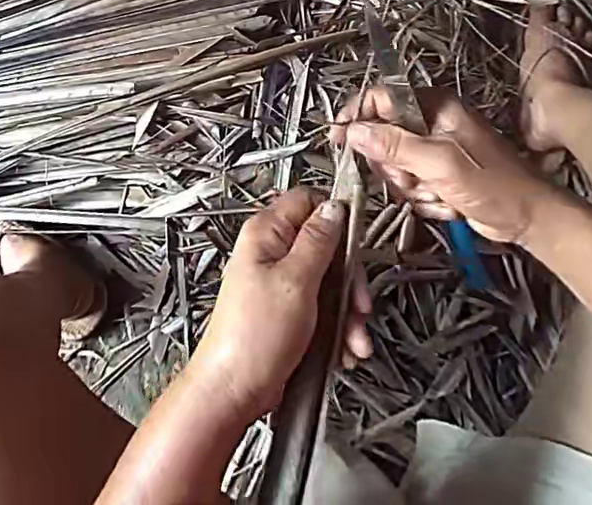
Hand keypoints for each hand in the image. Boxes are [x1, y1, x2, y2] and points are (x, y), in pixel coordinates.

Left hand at [189, 188, 372, 419]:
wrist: (233, 391)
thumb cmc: (251, 337)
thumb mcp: (295, 280)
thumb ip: (319, 241)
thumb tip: (334, 207)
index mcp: (266, 232)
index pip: (308, 201)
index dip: (336, 218)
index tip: (355, 244)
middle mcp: (271, 252)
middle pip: (325, 246)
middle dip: (348, 279)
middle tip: (357, 302)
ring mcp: (278, 281)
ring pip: (328, 280)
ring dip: (347, 310)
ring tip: (351, 337)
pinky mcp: (286, 309)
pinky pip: (321, 307)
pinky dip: (336, 327)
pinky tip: (343, 348)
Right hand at [334, 88, 561, 244]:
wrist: (529, 220)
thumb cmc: (495, 184)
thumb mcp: (440, 162)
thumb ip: (395, 145)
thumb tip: (354, 131)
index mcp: (434, 106)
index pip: (381, 98)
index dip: (358, 116)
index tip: (340, 138)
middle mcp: (431, 122)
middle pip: (382, 136)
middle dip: (393, 166)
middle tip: (412, 179)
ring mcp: (433, 149)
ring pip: (393, 165)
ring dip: (410, 187)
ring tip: (436, 193)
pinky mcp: (436, 174)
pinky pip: (408, 184)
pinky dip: (422, 198)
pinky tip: (444, 203)